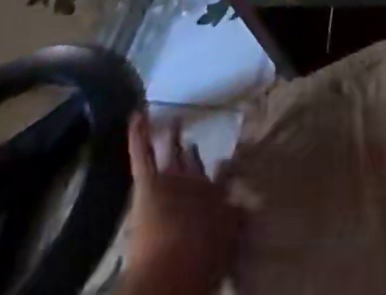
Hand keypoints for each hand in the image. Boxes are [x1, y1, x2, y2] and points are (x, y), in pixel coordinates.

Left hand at [122, 111, 240, 294]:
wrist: (175, 270)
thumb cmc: (201, 259)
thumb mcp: (228, 238)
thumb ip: (236, 219)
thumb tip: (248, 206)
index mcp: (215, 198)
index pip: (222, 177)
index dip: (223, 169)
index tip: (226, 161)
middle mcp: (197, 184)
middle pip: (194, 164)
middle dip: (193, 152)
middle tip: (196, 138)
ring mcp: (173, 180)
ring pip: (172, 154)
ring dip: (172, 138)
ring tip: (173, 121)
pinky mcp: (150, 184)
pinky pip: (142, 154)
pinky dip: (138, 135)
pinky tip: (137, 115)